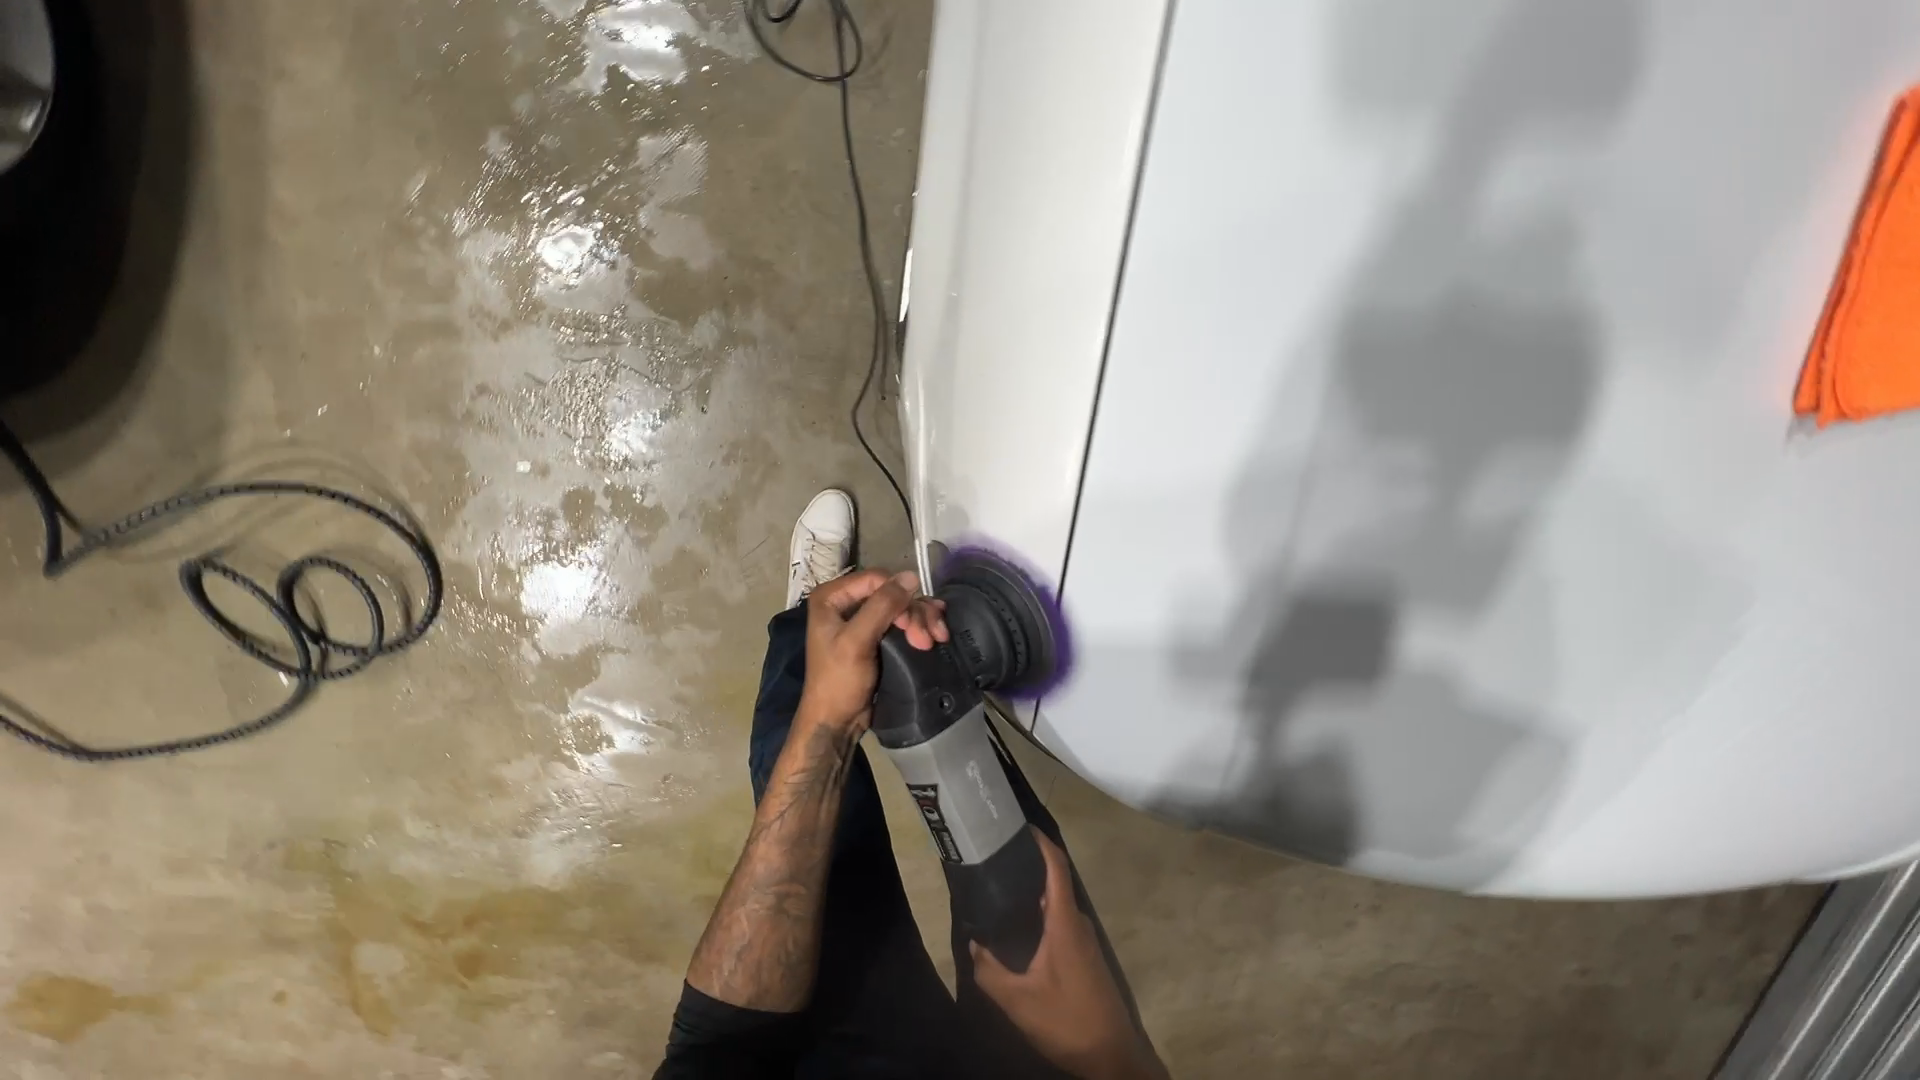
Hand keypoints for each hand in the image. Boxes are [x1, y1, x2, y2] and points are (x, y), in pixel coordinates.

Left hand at [797, 569, 947, 733]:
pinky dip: (921, 625)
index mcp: (831, 597)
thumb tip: (911, 576)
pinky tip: (937, 632)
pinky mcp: (877, 634)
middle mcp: (845, 601)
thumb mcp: (857, 642)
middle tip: (927, 640)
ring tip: (937, 639)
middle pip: (892, 593)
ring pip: (902, 605)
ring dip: (922, 620)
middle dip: (914, 614)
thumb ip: (881, 607)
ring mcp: (862, 618)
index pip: (876, 579)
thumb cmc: (839, 681)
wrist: (837, 721)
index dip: (899, 597)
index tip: (911, 627)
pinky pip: (903, 620)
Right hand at [971, 829, 1165, 1079]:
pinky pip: (1059, 922)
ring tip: (998, 891)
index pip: (1055, 865)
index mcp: (1064, 921)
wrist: (1112, 1057)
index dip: (1039, 841)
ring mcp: (1084, 940)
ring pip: (1055, 904)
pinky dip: (1038, 916)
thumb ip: (990, 971)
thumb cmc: (1067, 1020)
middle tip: (993, 861)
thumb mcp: (1018, 1001)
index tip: (1017, 825)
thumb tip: (974, 943)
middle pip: (1053, 881)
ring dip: (1030, 894)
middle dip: (1026, 866)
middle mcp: (1077, 922)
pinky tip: (1018, 930)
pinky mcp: (1084, 956)